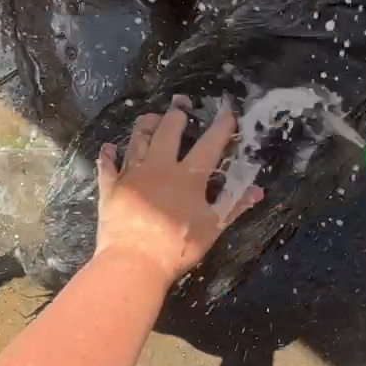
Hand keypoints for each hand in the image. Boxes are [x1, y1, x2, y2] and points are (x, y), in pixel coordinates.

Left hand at [94, 94, 264, 284]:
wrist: (134, 261)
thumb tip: (258, 190)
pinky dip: (108, 156)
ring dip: (144, 126)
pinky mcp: (111, 188)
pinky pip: (108, 167)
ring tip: (150, 116)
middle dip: (176, 116)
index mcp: (188, 177)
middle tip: (180, 104)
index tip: (227, 112)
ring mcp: (132, 175)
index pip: (209, 145)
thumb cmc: (177, 246)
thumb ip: (234, 205)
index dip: (220, 127)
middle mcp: (158, 167)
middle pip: (168, 132)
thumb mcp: (212, 228)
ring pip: (137, 141)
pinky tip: (108, 147)